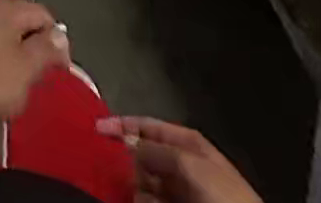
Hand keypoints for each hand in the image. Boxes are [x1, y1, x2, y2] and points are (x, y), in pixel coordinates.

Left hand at [0, 0, 70, 126]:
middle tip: (34, 80)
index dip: (57, 42)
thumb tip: (60, 34)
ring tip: (10, 86)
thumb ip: (47, 50)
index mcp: (9, 9)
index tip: (57, 71)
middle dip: (32, 49)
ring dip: (10, 57)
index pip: (45, 15)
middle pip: (21, 24)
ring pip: (0, 36)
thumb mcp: (26, 70)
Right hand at [98, 117, 262, 202]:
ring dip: (133, 187)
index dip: (122, 124)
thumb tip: (128, 143)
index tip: (97, 129)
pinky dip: (141, 202)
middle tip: (114, 170)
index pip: (148, 126)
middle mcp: (179, 164)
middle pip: (142, 156)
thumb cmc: (224, 198)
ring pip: (143, 184)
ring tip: (133, 194)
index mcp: (186, 143)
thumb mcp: (191, 165)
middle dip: (126, 162)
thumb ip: (158, 150)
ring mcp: (178, 192)